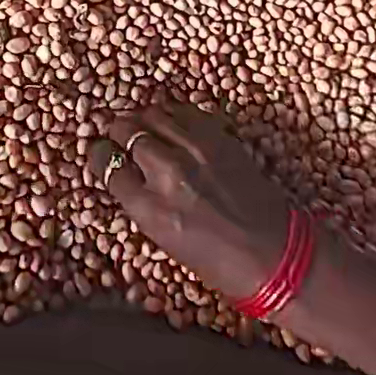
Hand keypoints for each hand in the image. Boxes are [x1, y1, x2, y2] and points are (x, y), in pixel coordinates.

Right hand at [85, 98, 293, 303]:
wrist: (275, 255)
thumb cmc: (217, 262)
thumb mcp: (164, 238)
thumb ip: (142, 202)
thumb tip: (127, 173)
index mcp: (149, 208)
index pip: (108, 165)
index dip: (100, 155)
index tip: (101, 153)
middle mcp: (168, 174)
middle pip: (127, 132)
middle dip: (117, 130)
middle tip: (117, 132)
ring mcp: (196, 151)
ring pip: (154, 114)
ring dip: (141, 117)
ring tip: (139, 122)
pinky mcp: (220, 139)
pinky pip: (186, 113)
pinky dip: (172, 114)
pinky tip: (170, 120)